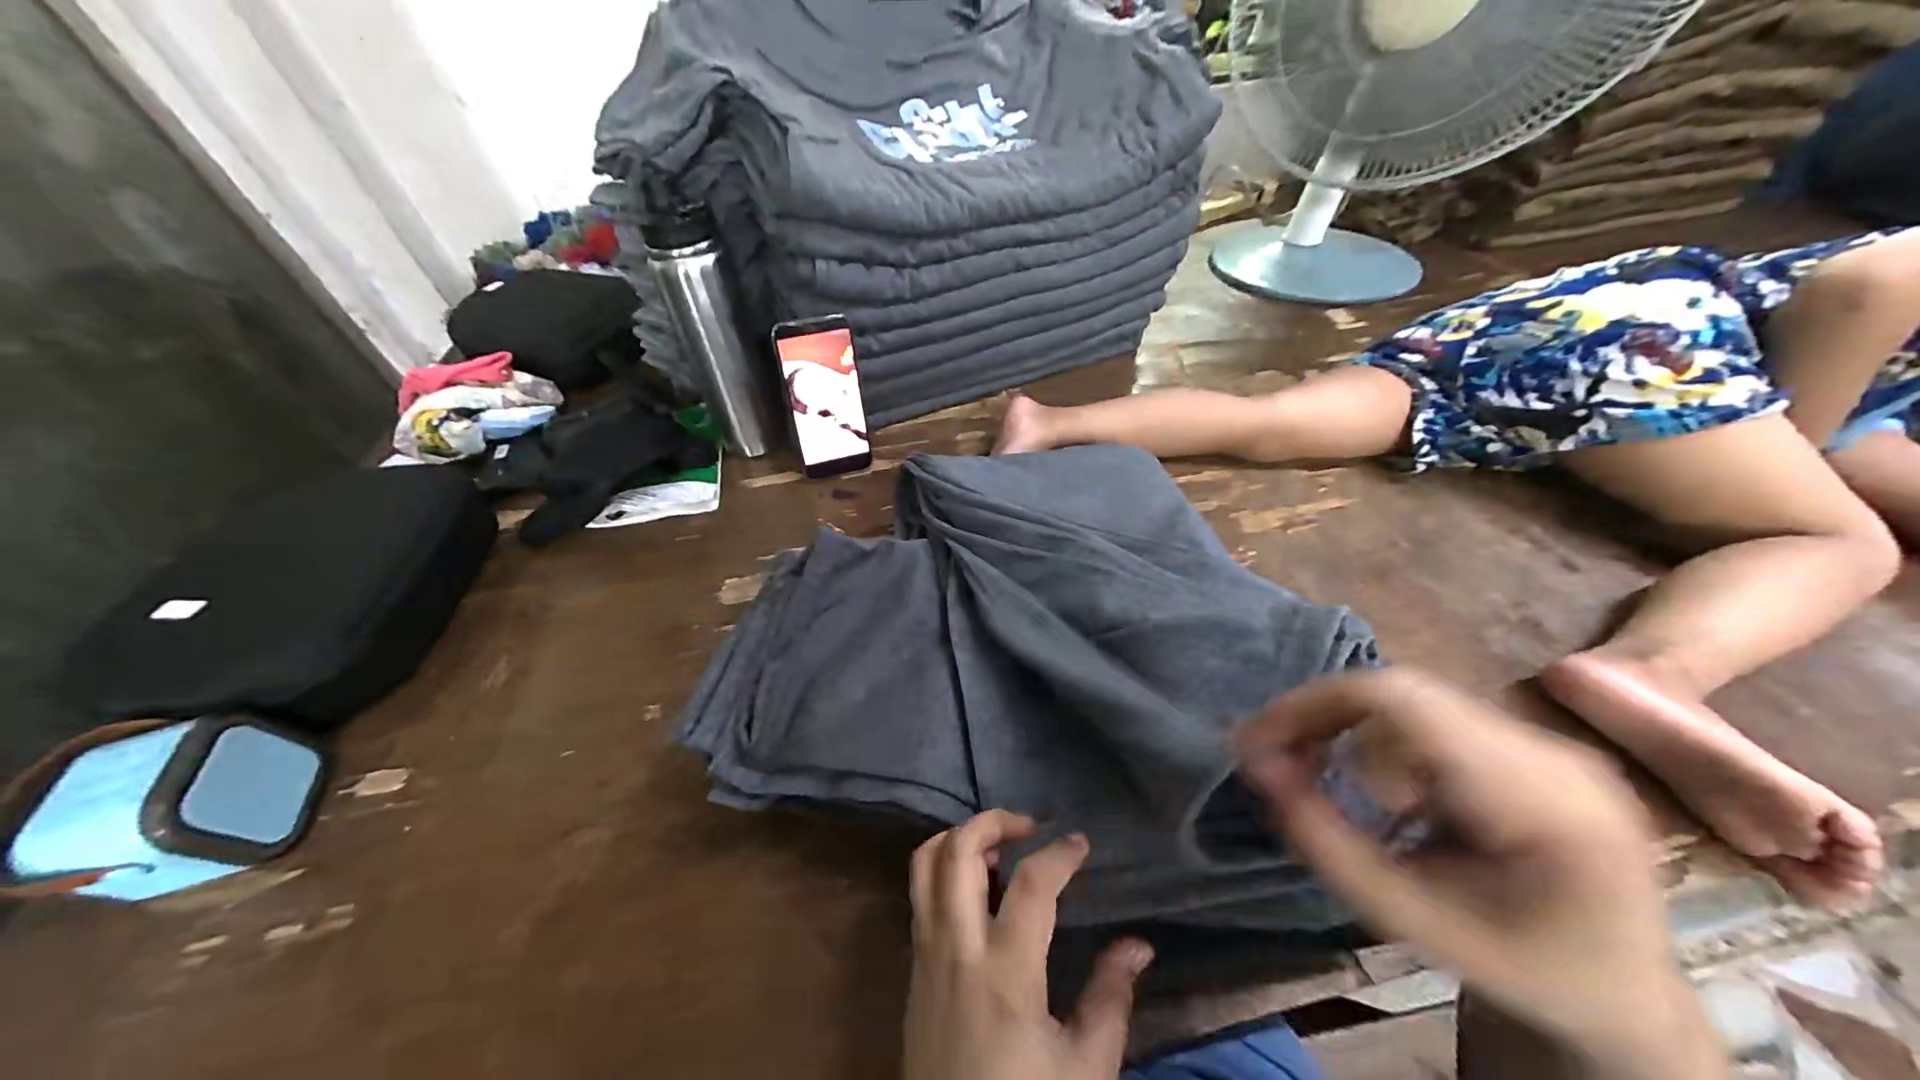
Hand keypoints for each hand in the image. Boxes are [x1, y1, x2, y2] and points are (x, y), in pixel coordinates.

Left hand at [903, 811, 1153, 1079]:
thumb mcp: (1085, 1067)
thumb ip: (1110, 997)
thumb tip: (1137, 945)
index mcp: (1006, 970)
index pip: (1031, 885)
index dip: (1060, 854)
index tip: (1081, 843)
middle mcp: (956, 947)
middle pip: (955, 852)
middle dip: (991, 821)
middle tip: (1028, 827)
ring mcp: (925, 955)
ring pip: (923, 866)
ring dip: (957, 839)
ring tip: (997, 849)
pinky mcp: (912, 970)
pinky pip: (918, 896)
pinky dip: (942, 870)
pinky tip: (974, 888)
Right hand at [1236, 670, 1726, 1078]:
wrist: (1622, 998)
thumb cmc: (1521, 973)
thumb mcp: (1412, 923)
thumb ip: (1328, 845)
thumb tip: (1257, 766)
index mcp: (1543, 798)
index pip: (1402, 703)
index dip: (1312, 706)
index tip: (1253, 742)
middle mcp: (1551, 749)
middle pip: (1402, 692)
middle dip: (1320, 716)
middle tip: (1271, 758)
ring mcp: (1547, 741)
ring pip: (1410, 699)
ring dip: (1348, 729)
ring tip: (1317, 775)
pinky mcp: (1532, 744)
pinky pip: (1430, 716)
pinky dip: (1379, 739)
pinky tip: (1373, 788)